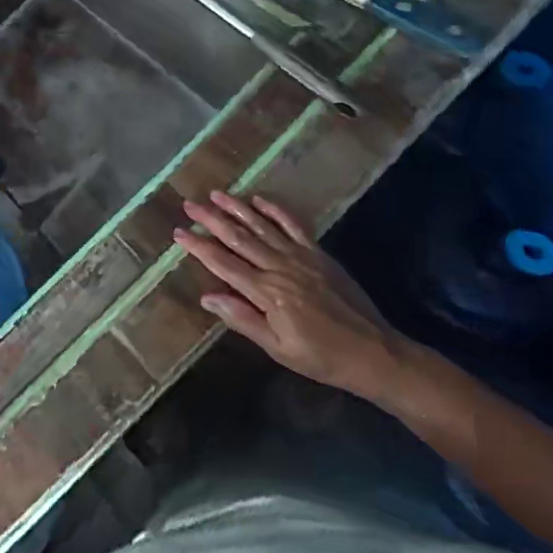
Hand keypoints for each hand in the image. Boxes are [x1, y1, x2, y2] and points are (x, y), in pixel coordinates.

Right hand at [175, 191, 415, 403]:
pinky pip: (293, 226)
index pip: (223, 264)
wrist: (374, 353)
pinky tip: (259, 200)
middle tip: (189, 204)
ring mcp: (301, 257)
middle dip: (211, 220)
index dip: (199, 247)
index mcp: (267, 293)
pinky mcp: (318, 254)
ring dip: (237, 208)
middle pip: (238, 238)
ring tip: (216, 194)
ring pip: (262, 226)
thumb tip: (207, 296)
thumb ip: (242, 319)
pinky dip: (275, 210)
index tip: (179, 233)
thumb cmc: (321, 357)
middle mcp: (280, 268)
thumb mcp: (278, 348)